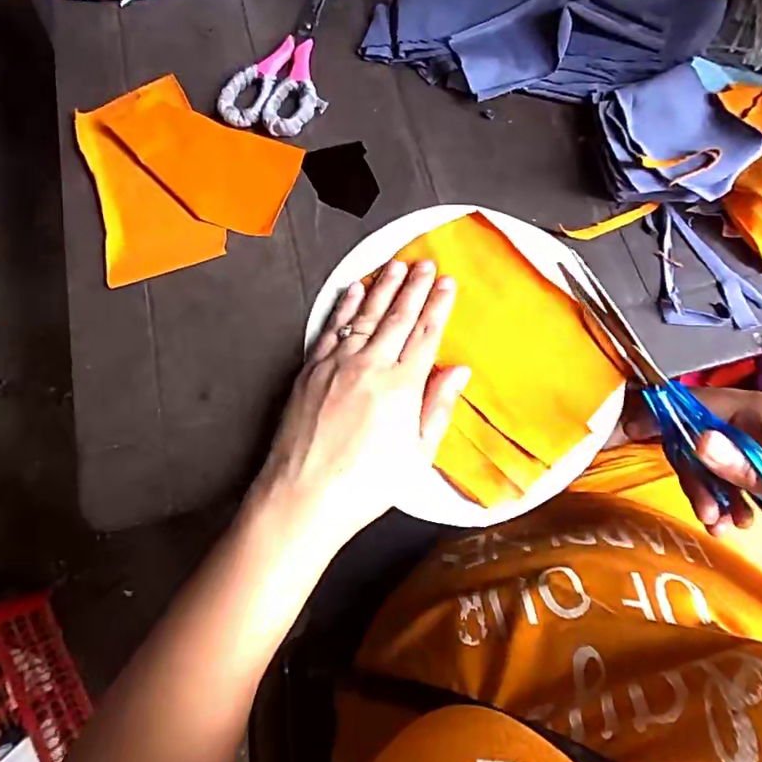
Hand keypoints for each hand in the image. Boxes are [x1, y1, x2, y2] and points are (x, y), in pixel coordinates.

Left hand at [250, 260, 468, 554]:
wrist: (303, 497)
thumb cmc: (363, 485)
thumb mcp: (416, 454)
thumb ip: (438, 406)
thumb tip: (458, 370)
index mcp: (401, 386)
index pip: (426, 333)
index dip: (439, 304)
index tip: (448, 284)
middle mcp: (370, 366)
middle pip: (398, 316)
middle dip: (415, 286)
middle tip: (426, 264)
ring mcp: (337, 364)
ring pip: (366, 314)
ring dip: (383, 287)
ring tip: (397, 267)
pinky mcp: (311, 370)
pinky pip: (332, 327)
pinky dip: (345, 305)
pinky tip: (354, 290)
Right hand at [622, 388, 761, 573]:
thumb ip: (746, 466)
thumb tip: (698, 440)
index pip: (700, 402)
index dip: (663, 415)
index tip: (629, 431)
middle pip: (701, 432)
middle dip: (695, 472)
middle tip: (706, 513)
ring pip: (712, 456)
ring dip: (710, 490)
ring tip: (725, 525)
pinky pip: (729, 473)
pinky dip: (725, 497)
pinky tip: (739, 522)